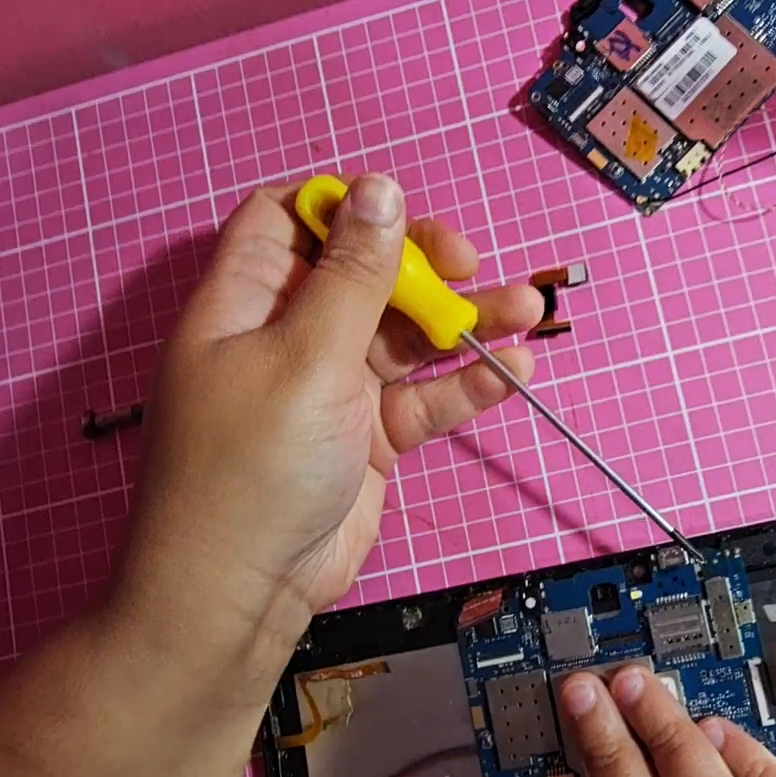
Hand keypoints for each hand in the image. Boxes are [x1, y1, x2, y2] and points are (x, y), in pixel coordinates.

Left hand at [110, 174, 542, 651]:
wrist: (248, 588)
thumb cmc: (257, 462)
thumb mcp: (307, 356)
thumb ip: (353, 276)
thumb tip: (379, 187)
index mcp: (251, 301)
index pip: (291, 221)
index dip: (344, 208)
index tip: (400, 214)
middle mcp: (292, 336)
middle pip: (365, 276)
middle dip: (423, 267)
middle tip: (473, 265)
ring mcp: (336, 387)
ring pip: (406, 338)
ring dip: (464, 323)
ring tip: (526, 309)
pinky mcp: (372, 435)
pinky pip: (424, 398)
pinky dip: (465, 385)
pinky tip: (512, 369)